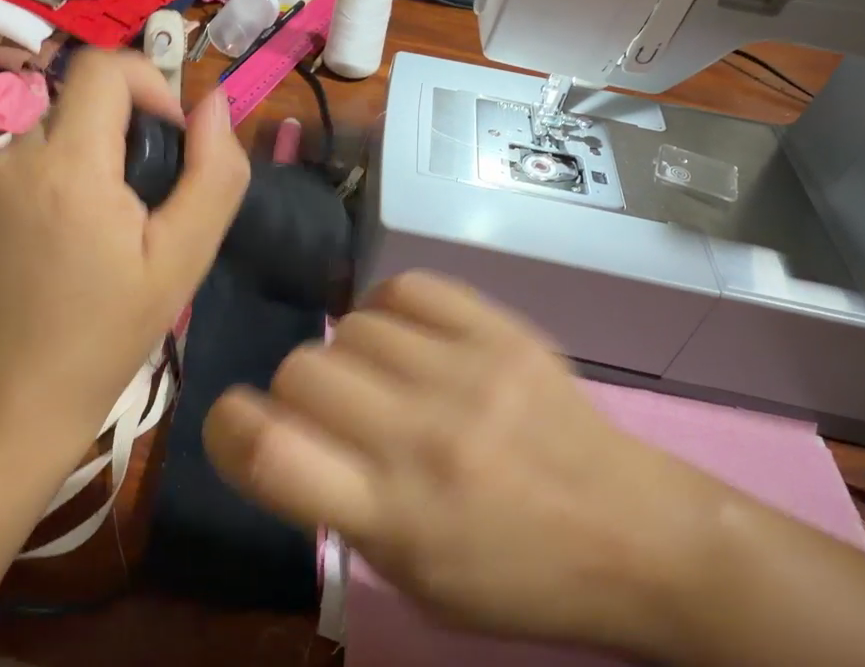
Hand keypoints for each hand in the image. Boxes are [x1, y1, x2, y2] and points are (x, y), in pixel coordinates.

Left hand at [0, 51, 249, 440]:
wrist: (18, 392)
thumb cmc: (112, 328)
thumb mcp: (185, 257)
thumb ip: (214, 172)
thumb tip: (212, 103)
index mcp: (69, 166)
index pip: (104, 68)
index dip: (146, 85)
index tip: (164, 138)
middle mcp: (8, 158)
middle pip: (76, 105)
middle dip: (114, 136)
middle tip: (130, 204)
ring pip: (43, 135)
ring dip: (74, 162)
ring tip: (85, 230)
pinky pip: (7, 165)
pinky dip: (35, 184)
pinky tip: (43, 239)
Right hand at [204, 271, 734, 656]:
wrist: (636, 536)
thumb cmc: (516, 578)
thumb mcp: (412, 576)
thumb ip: (338, 506)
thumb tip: (283, 430)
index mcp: (393, 519)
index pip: (267, 451)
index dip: (227, 427)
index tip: (238, 425)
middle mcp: (422, 442)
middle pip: (301, 371)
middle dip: (295, 392)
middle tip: (333, 414)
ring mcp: (466, 378)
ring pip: (350, 327)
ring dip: (348, 354)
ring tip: (381, 379)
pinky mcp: (504, 334)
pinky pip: (408, 287)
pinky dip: (388, 308)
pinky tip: (405, 338)